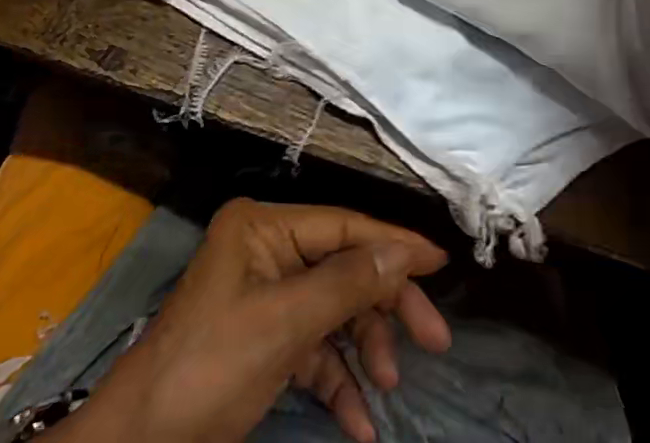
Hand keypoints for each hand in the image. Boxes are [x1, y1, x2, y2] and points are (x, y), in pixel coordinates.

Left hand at [57, 200, 449, 442]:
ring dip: (365, 350)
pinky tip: (360, 421)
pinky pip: (316, 349)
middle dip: (386, 308)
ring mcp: (267, 296)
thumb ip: (348, 282)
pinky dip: (339, 381)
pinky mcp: (266, 339)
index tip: (441, 263)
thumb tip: (405, 252)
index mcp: (263, 229)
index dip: (394, 244)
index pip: (344, 227)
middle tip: (433, 340)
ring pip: (337, 311)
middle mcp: (268, 252)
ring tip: (387, 386)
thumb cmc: (208, 370)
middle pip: (346, 270)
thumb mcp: (283, 323)